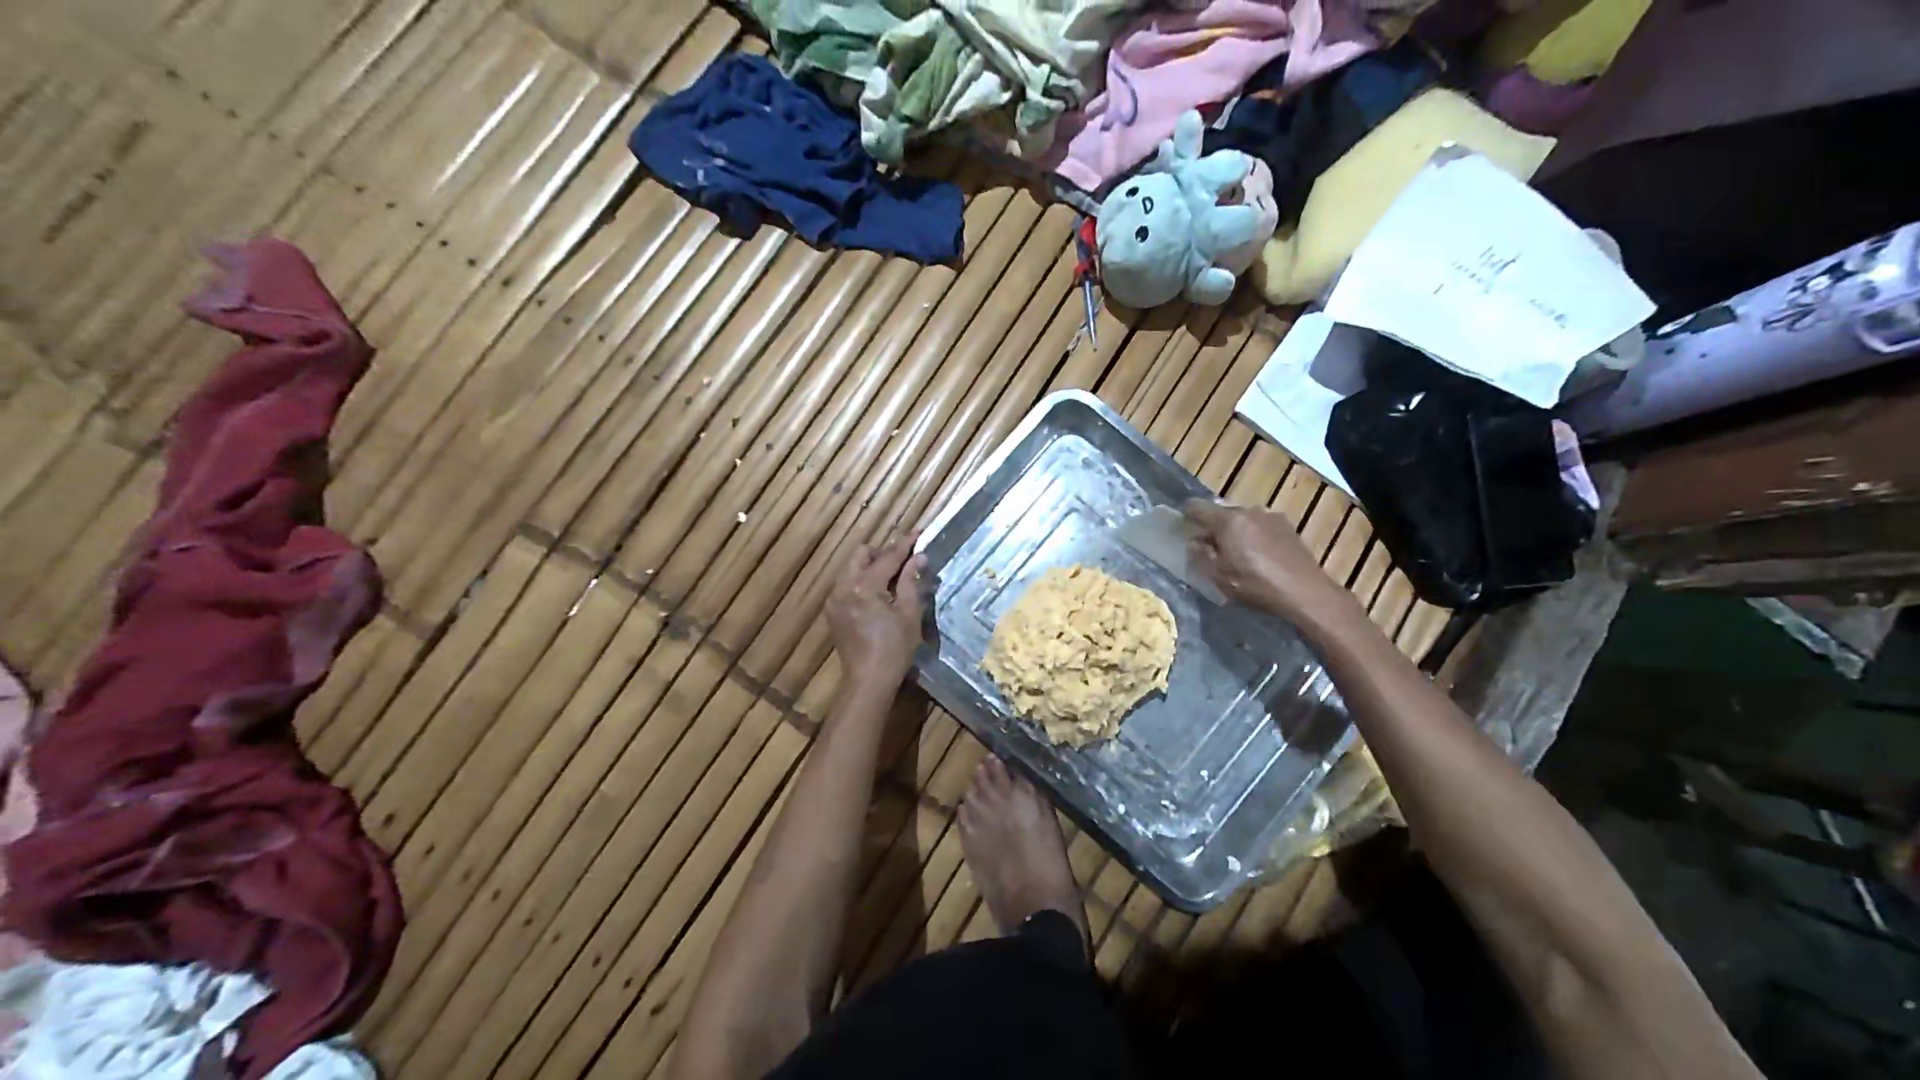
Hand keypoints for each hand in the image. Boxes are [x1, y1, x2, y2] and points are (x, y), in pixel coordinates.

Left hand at [826, 534, 926, 687]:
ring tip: (892, 580)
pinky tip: (877, 597)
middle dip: (883, 554)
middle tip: (903, 562)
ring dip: (871, 568)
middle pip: (862, 555)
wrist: (868, 681)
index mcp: (865, 585)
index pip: (888, 557)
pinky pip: (846, 585)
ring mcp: (834, 599)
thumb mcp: (909, 614)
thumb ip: (911, 581)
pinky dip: (861, 583)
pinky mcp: (832, 612)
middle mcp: (844, 586)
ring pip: (852, 569)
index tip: (918, 533)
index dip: (905, 544)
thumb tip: (918, 557)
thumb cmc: (894, 649)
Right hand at [1183, 498, 1353, 627]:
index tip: (1180, 524)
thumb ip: (1201, 556)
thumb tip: (1194, 542)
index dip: (1185, 513)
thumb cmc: (1257, 585)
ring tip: (1235, 552)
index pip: (1197, 507)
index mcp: (1228, 520)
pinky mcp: (1287, 526)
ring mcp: (1271, 516)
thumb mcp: (1219, 576)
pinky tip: (1258, 555)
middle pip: (1221, 512)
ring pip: (1242, 518)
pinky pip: (1260, 525)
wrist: (1306, 592)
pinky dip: (1252, 534)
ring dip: (1234, 530)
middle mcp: (1249, 511)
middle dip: (1212, 526)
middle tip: (1208, 546)